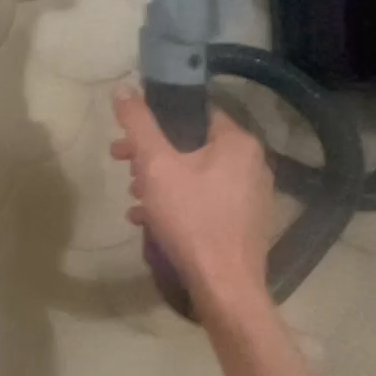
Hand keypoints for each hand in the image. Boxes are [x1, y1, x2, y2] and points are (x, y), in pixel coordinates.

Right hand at [112, 90, 272, 311]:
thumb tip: (123, 87)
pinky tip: (148, 219)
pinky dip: (176, 202)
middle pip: (190, 144)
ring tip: (134, 196)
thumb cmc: (191, 218)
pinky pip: (204, 200)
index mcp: (238, 143)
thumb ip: (138, 122)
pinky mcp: (245, 224)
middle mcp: (252, 164)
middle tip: (122, 164)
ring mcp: (252, 197)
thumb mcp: (154, 164)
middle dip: (151, 154)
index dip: (156, 117)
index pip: (193, 110)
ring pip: (194, 173)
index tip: (128, 134)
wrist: (224, 288)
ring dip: (159, 180)